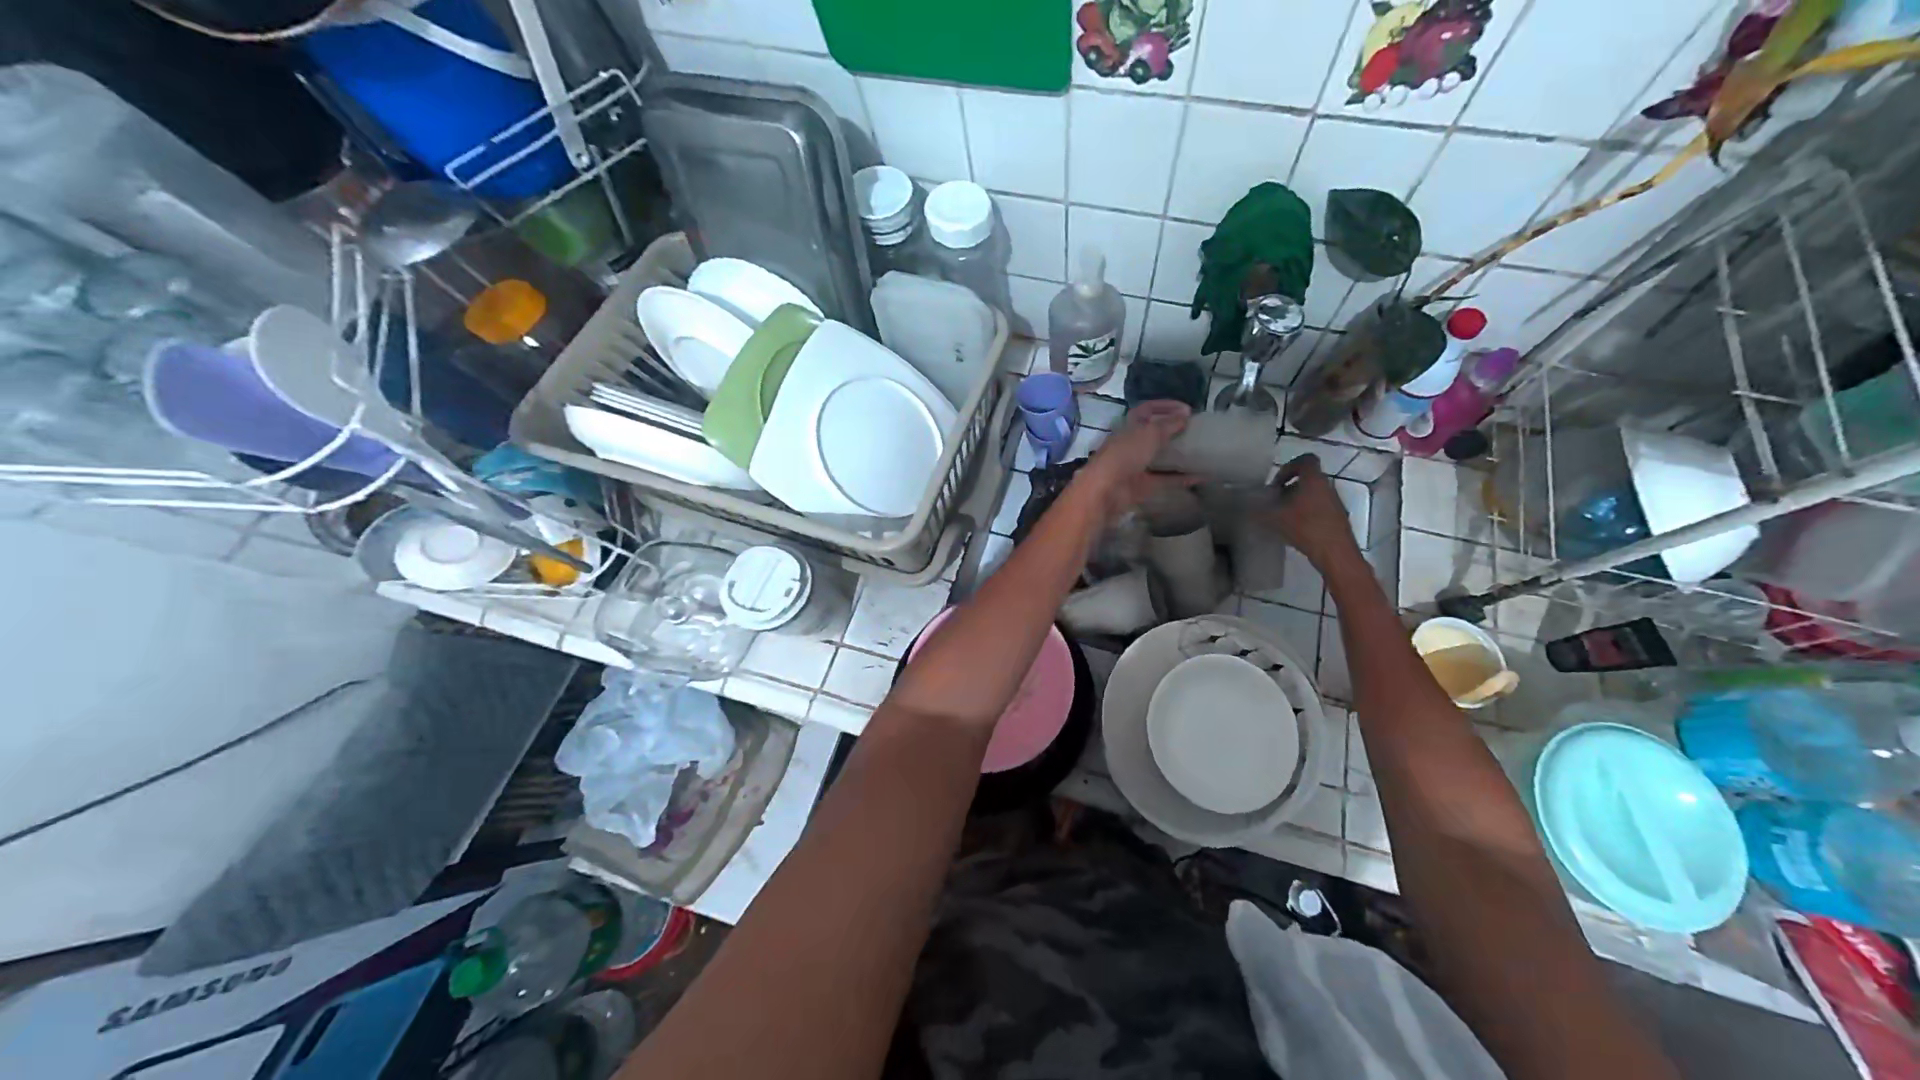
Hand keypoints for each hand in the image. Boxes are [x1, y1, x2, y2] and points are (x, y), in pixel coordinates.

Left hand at [1074, 400, 1193, 516]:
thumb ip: (1168, 424)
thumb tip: (1185, 415)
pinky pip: (1164, 480)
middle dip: (1172, 430)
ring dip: (1177, 454)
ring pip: (1159, 457)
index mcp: (1129, 426)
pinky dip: (1181, 478)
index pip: (1147, 409)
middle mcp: (1131, 444)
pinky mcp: (1141, 486)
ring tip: (1199, 451)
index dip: (1165, 405)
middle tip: (1195, 430)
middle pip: (1153, 433)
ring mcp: (1135, 465)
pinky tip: (1200, 476)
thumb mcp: (1150, 433)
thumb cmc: (1126, 454)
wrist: (1106, 490)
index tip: (1187, 409)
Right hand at [1261, 454, 1362, 571]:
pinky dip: (1306, 513)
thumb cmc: (1305, 528)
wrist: (1335, 553)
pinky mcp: (1338, 517)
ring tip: (1283, 517)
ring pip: (1313, 494)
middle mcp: (1327, 486)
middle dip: (1288, 488)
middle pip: (1307, 479)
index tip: (1277, 483)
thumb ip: (1259, 509)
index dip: (1289, 467)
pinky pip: (1319, 507)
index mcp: (1314, 480)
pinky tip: (1295, 529)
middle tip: (1274, 502)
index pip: (1305, 460)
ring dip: (1297, 501)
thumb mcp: (1275, 518)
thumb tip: (1246, 505)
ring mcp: (1335, 502)